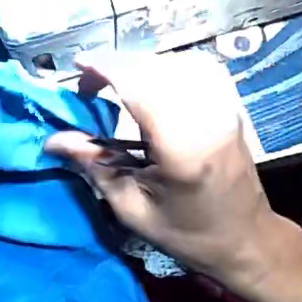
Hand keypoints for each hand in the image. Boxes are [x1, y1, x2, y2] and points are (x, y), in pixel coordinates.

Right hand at [45, 50, 301, 288]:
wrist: (246, 239)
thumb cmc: (188, 234)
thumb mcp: (132, 209)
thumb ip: (95, 167)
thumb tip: (55, 140)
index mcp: (182, 148)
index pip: (140, 86)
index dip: (104, 68)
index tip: (77, 67)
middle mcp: (207, 118)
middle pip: (154, 68)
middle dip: (115, 66)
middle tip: (88, 86)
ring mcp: (223, 108)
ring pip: (174, 62)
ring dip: (139, 66)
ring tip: (114, 85)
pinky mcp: (229, 105)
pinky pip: (194, 68)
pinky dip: (164, 69)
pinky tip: (148, 85)